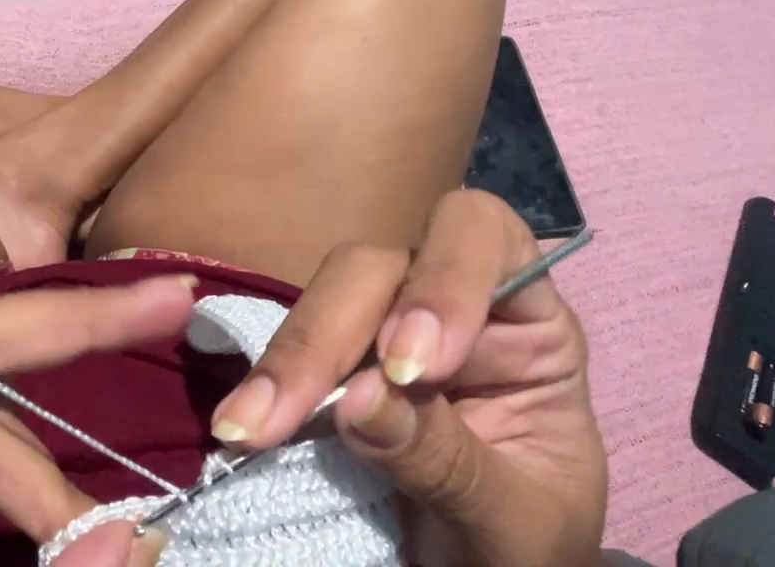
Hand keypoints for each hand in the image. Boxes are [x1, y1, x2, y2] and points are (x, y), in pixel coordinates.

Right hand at [208, 190, 606, 566]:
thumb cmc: (532, 552)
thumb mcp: (519, 526)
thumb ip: (453, 465)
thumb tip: (359, 399)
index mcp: (525, 324)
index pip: (485, 238)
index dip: (444, 277)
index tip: (409, 366)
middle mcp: (446, 306)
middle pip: (378, 266)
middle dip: (333, 332)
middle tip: (291, 412)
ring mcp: (381, 329)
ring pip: (325, 295)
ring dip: (289, 356)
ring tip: (248, 427)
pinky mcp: (332, 361)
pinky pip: (291, 341)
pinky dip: (266, 380)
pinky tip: (242, 422)